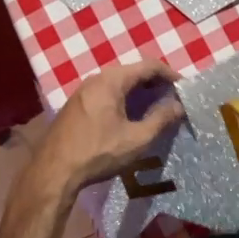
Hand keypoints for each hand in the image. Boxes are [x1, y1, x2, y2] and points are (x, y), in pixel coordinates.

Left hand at [29, 59, 184, 195]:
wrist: (54, 171)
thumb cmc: (98, 153)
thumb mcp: (136, 139)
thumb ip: (160, 119)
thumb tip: (178, 106)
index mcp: (111, 80)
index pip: (148, 65)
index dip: (170, 74)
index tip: (184, 88)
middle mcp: (96, 79)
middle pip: (133, 71)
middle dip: (155, 83)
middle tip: (173, 98)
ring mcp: (83, 91)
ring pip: (118, 83)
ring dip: (139, 92)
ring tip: (156, 108)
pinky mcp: (76, 105)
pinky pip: (106, 93)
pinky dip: (124, 98)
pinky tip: (131, 116)